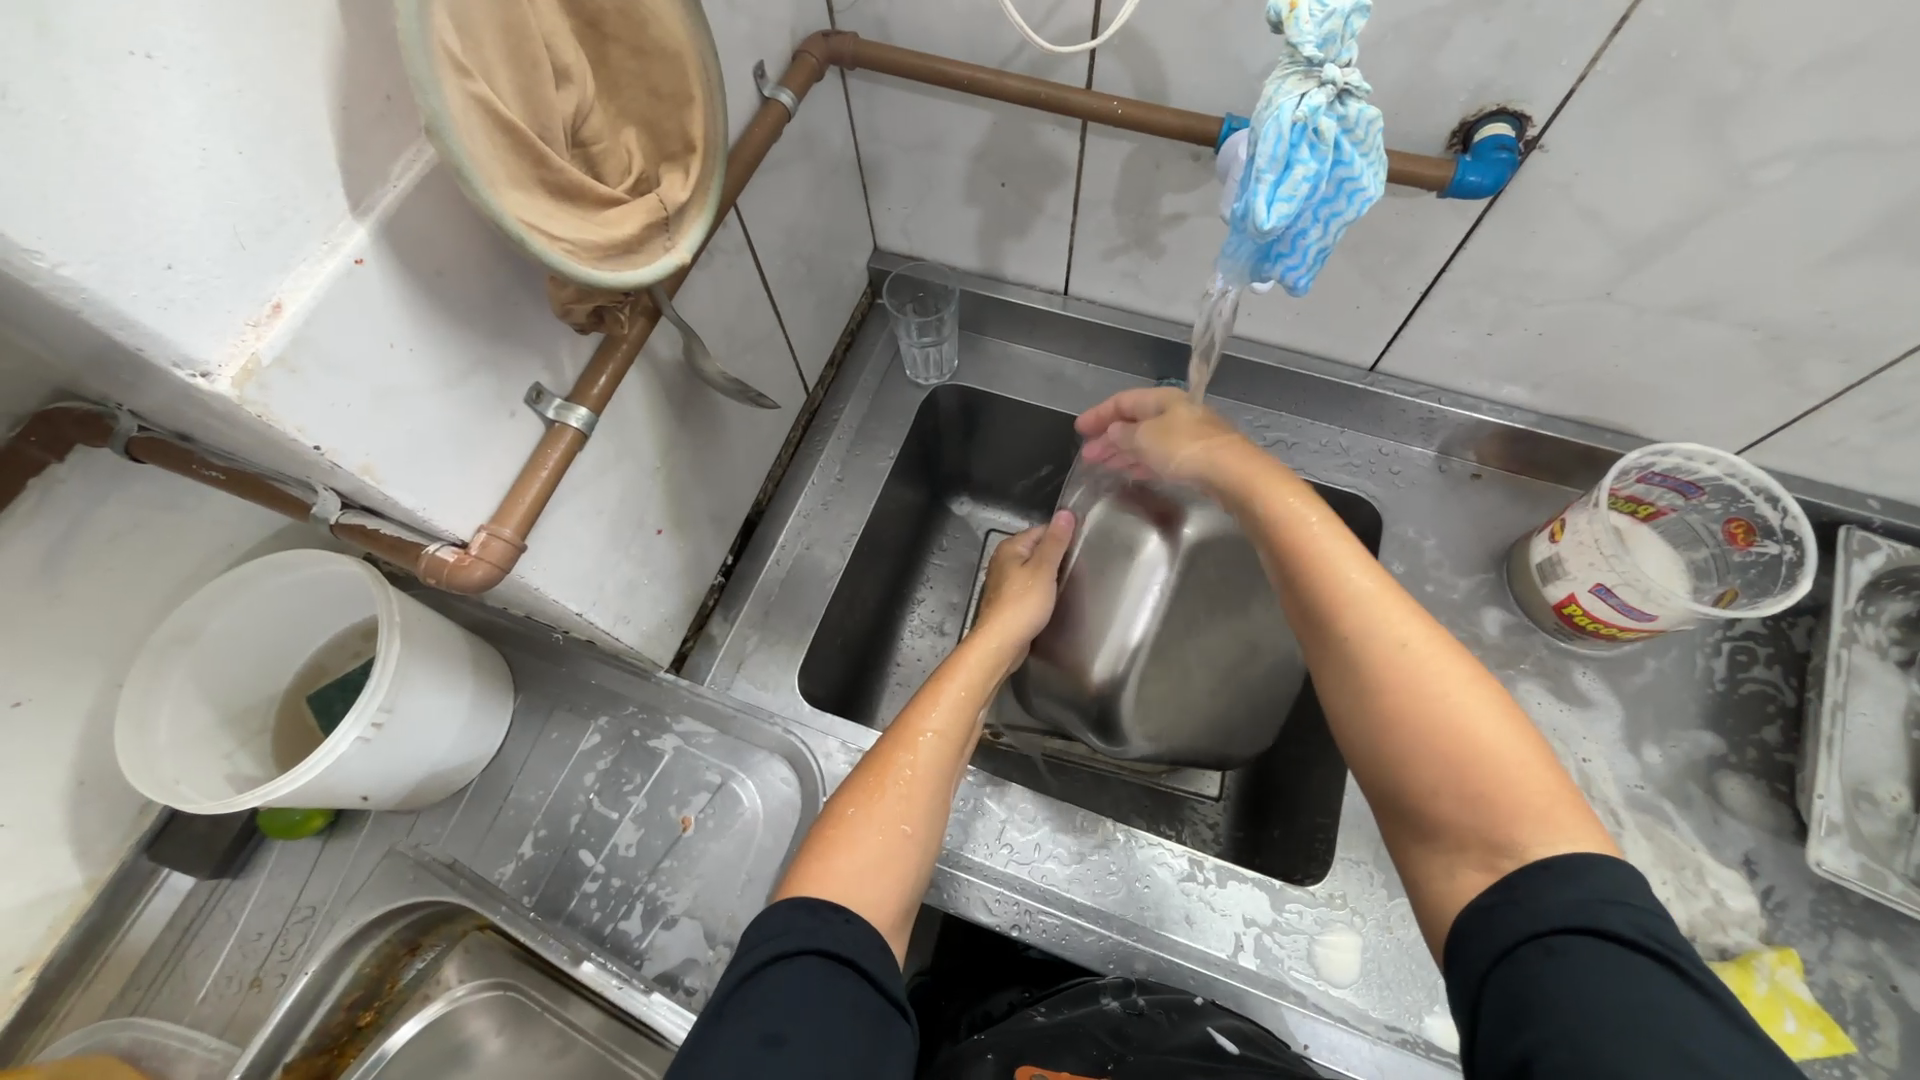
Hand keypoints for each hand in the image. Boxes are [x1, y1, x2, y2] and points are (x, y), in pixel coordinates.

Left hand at [969, 509, 1074, 667]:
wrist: (1001, 643)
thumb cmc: (1022, 604)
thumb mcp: (1043, 569)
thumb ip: (1055, 542)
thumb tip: (1066, 512)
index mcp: (1010, 547)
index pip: (1042, 530)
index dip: (1063, 536)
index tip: (1083, 547)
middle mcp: (1004, 560)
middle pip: (1037, 549)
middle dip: (1058, 557)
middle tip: (1080, 567)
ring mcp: (1004, 581)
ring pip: (1034, 570)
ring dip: (1051, 574)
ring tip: (1070, 582)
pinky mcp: (1009, 600)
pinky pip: (1030, 587)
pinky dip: (1042, 590)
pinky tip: (1054, 598)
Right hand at [1074, 387, 1252, 485]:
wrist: (1232, 473)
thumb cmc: (1184, 448)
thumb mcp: (1145, 439)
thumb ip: (1123, 435)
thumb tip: (1112, 431)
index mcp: (1162, 400)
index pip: (1123, 401)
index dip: (1099, 414)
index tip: (1079, 429)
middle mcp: (1175, 414)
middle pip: (1134, 422)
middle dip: (1108, 437)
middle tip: (1087, 454)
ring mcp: (1186, 437)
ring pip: (1146, 441)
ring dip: (1122, 452)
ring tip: (1102, 466)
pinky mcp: (1194, 460)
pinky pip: (1159, 457)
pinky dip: (1141, 463)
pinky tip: (1130, 472)